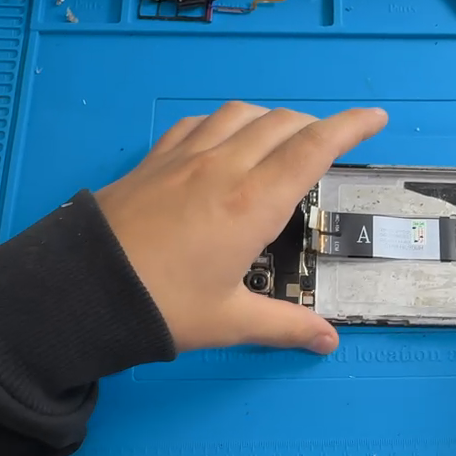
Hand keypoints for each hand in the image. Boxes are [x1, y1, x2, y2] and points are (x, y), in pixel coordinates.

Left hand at [96, 102, 387, 354]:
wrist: (79, 290)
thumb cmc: (161, 306)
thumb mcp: (229, 321)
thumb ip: (285, 326)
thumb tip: (328, 341)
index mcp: (254, 202)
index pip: (315, 148)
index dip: (351, 126)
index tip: (376, 117)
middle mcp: (225, 167)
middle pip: (283, 123)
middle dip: (317, 125)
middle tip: (331, 143)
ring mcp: (186, 157)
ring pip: (241, 114)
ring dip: (272, 118)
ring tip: (281, 137)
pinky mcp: (155, 159)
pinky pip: (198, 123)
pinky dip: (224, 123)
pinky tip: (222, 140)